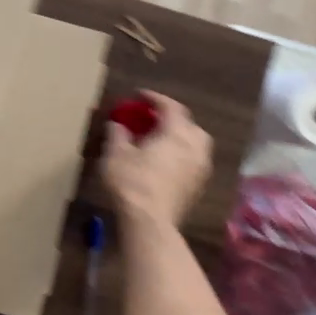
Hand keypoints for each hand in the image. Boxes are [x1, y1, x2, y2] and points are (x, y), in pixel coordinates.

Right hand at [100, 91, 211, 228]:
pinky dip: (181, 154)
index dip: (155, 98)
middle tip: (151, 119)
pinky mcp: (198, 185)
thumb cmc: (131, 180)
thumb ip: (118, 134)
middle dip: (173, 118)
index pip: (171, 107)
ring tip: (159, 139)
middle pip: (190, 125)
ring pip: (196, 144)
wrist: (150, 219)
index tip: (139, 95)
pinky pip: (193, 160)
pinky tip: (164, 161)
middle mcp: (194, 147)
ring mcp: (200, 168)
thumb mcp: (115, 153)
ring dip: (180, 137)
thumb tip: (118, 124)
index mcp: (176, 134)